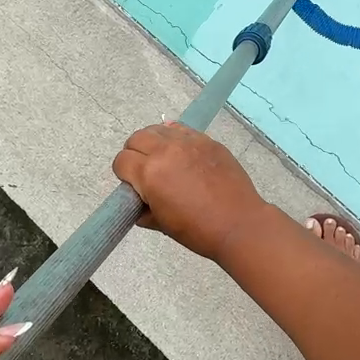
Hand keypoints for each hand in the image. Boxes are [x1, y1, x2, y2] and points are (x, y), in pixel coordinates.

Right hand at [112, 122, 272, 260]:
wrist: (238, 223)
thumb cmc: (197, 230)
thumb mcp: (161, 224)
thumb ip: (143, 208)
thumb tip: (139, 200)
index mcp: (150, 173)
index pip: (121, 161)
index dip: (124, 174)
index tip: (133, 185)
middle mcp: (166, 151)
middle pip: (136, 138)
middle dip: (135, 154)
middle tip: (145, 171)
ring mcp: (188, 142)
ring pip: (158, 129)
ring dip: (154, 142)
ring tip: (163, 159)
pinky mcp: (207, 140)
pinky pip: (182, 129)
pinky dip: (174, 137)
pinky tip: (180, 152)